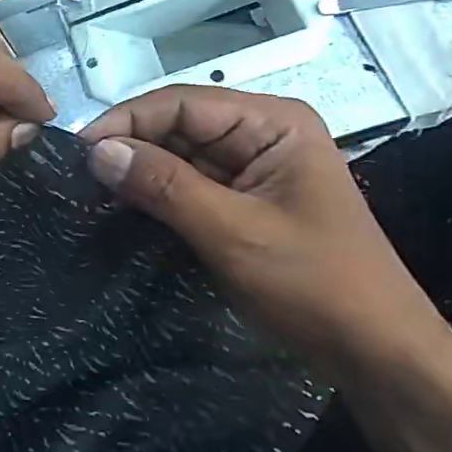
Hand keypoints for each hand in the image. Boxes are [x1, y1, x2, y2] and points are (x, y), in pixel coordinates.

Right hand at [78, 85, 446, 365]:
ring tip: (91, 195)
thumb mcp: (234, 232)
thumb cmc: (314, 283)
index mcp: (274, 122)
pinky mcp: (252, 205)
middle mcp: (266, 134)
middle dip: (134, 148)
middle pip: (184, 127)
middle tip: (77, 180)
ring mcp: (259, 171)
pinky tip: (128, 212)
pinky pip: (198, 189)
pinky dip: (164, 199)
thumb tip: (98, 151)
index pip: (185, 103)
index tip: (77, 152)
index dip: (129, 121)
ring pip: (187, 159)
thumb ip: (166, 187)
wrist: (374, 348)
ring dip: (145, 175)